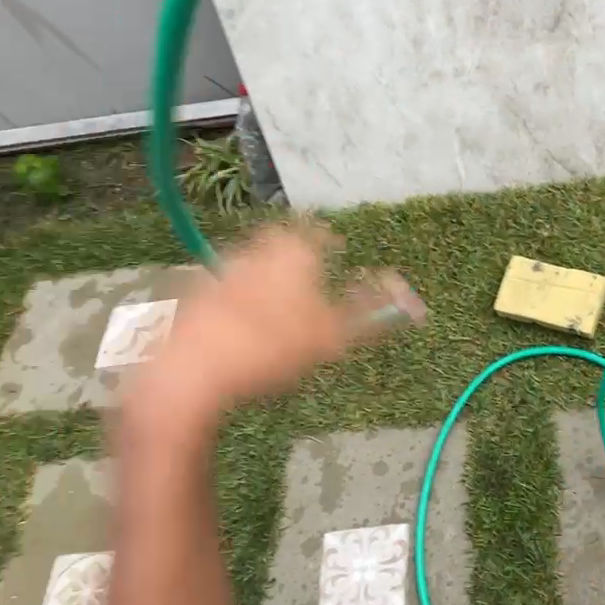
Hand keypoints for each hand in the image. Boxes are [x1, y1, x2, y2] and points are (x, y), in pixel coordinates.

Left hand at [131, 224, 424, 431]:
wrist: (189, 374)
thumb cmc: (270, 351)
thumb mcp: (333, 337)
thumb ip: (373, 313)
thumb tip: (416, 300)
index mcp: (291, 253)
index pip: (315, 230)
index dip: (328, 238)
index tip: (335, 246)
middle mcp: (254, 251)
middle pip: (278, 240)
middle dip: (293, 249)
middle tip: (306, 269)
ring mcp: (218, 271)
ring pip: (249, 260)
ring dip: (263, 270)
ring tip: (275, 298)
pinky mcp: (190, 295)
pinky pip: (220, 285)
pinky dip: (233, 295)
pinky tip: (237, 322)